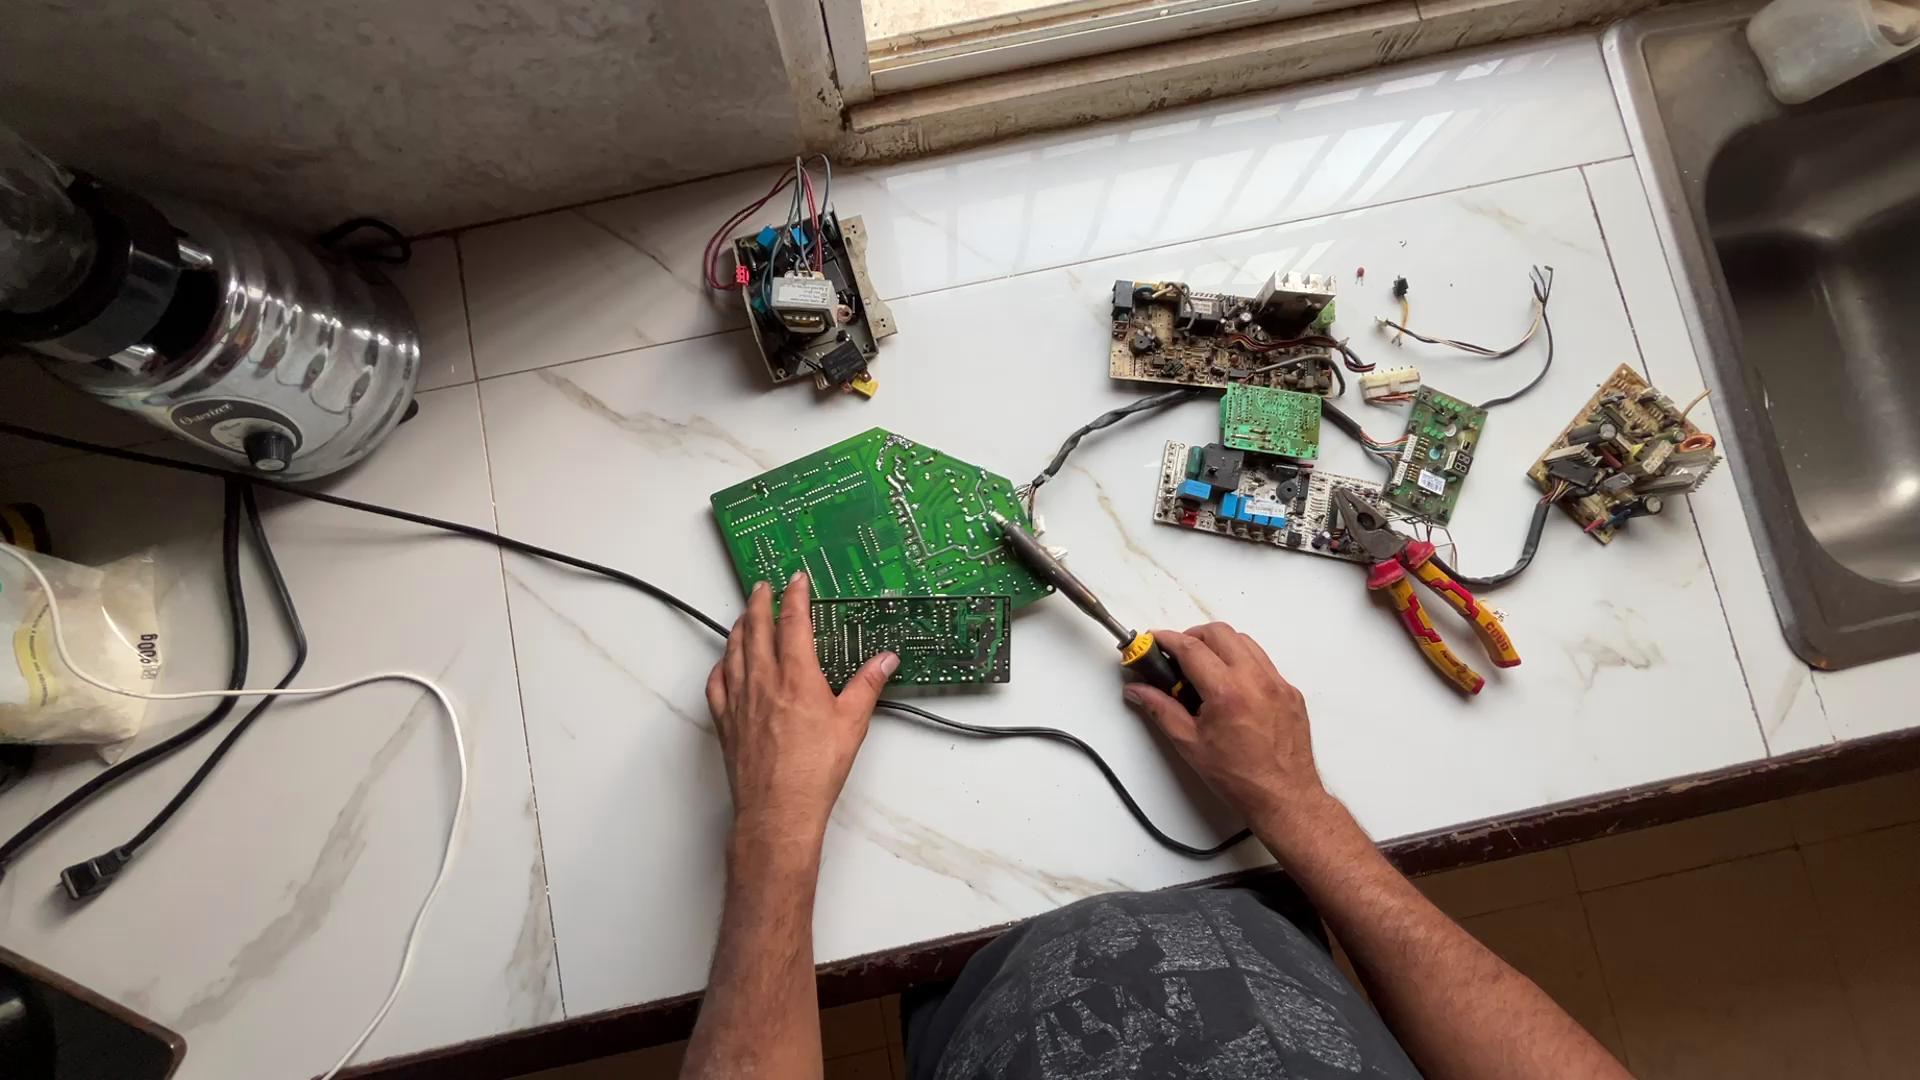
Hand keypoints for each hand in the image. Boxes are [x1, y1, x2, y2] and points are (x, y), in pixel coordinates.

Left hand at [706, 573, 897, 852]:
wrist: (779, 810)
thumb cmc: (814, 772)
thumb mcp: (852, 723)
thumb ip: (868, 685)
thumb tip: (884, 661)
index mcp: (796, 677)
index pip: (793, 623)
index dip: (794, 597)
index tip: (796, 581)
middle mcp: (764, 682)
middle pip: (757, 629)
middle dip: (760, 602)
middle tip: (762, 587)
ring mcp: (740, 701)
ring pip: (734, 650)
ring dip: (740, 627)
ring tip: (745, 615)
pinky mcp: (726, 722)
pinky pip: (717, 683)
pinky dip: (721, 665)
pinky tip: (725, 663)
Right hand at [1123, 623, 1330, 831]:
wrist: (1284, 799)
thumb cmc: (1238, 778)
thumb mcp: (1189, 743)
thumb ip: (1159, 708)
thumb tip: (1136, 690)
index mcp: (1227, 692)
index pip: (1191, 648)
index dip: (1166, 640)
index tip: (1152, 641)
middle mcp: (1255, 680)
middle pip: (1219, 632)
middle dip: (1193, 636)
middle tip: (1177, 655)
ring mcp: (1277, 683)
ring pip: (1244, 641)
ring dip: (1218, 645)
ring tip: (1203, 668)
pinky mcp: (1290, 692)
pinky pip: (1262, 661)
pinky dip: (1241, 661)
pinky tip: (1229, 684)